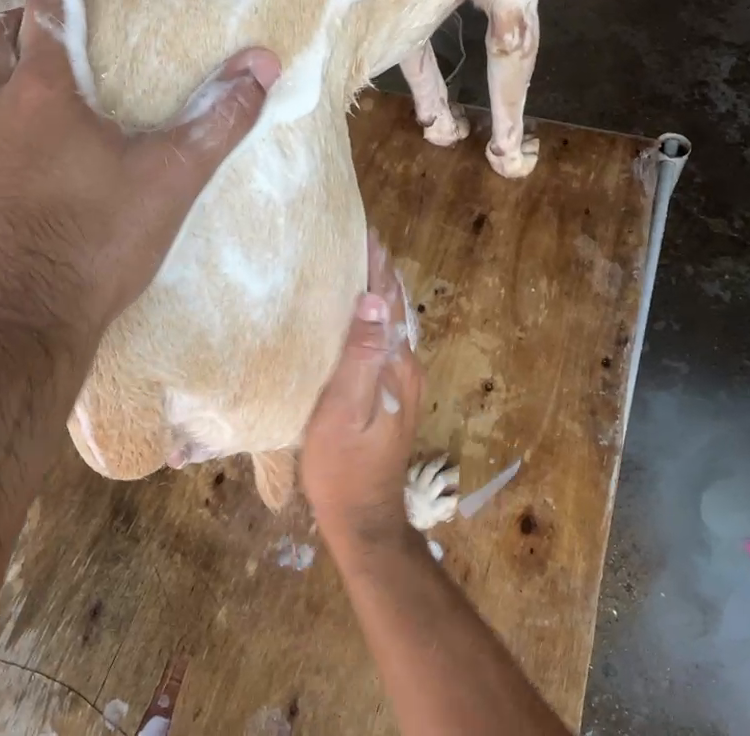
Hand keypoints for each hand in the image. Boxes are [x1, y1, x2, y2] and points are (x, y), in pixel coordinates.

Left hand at [0, 0, 279, 350]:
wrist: (20, 325)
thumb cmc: (97, 243)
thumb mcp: (171, 180)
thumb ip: (217, 118)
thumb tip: (263, 64)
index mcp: (43, 93)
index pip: (49, 9)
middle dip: (14, 21)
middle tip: (44, 26)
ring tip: (29, 94)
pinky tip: (11, 162)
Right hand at [301, 233, 423, 556]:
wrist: (362, 520)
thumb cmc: (344, 467)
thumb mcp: (344, 412)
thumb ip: (359, 357)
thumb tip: (372, 300)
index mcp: (397, 366)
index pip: (389, 303)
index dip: (377, 267)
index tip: (365, 230)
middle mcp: (405, 368)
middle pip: (392, 309)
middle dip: (377, 273)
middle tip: (353, 237)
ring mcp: (399, 383)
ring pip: (387, 325)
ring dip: (373, 293)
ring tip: (350, 264)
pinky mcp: (387, 396)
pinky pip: (379, 343)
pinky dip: (367, 318)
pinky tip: (349, 316)